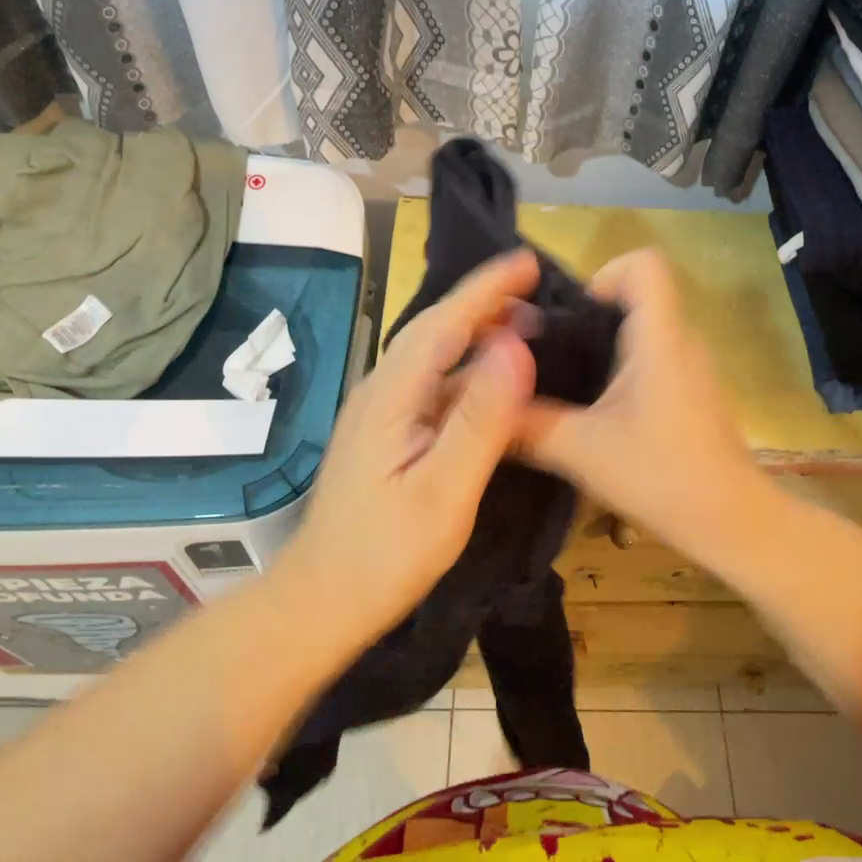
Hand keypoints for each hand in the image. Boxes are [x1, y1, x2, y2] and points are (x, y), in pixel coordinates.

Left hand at [277, 250, 539, 634]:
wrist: (322, 602)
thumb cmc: (384, 555)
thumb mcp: (443, 492)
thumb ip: (480, 420)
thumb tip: (517, 348)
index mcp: (392, 396)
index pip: (443, 323)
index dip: (486, 289)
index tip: (528, 261)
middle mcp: (381, 393)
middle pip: (434, 332)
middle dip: (484, 304)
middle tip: (539, 295)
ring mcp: (380, 415)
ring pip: (433, 358)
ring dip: (477, 335)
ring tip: (526, 330)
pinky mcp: (386, 437)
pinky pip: (432, 385)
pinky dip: (467, 370)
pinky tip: (492, 385)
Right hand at [517, 249, 762, 537]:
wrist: (732, 523)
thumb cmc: (662, 476)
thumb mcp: (582, 452)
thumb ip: (526, 425)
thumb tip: (478, 404)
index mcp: (660, 339)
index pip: (645, 263)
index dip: (604, 273)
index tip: (571, 315)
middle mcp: (682, 342)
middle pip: (638, 296)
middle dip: (590, 314)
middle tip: (549, 351)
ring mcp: (693, 368)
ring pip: (644, 330)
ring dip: (605, 345)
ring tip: (565, 382)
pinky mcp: (693, 394)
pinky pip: (653, 359)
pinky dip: (622, 370)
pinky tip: (597, 412)